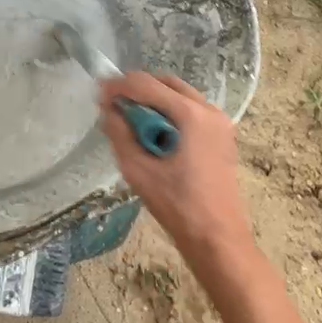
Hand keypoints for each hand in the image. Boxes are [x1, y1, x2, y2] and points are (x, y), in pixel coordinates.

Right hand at [99, 72, 252, 254]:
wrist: (219, 240)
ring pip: (178, 93)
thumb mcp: (138, 170)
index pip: (146, 84)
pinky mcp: (222, 135)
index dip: (118, 86)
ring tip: (132, 121)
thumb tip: (110, 110)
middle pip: (165, 82)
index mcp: (190, 115)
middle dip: (137, 89)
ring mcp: (220, 122)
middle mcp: (209, 110)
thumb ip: (120, 133)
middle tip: (114, 106)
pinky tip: (155, 133)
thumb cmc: (178, 206)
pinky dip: (169, 112)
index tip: (98, 95)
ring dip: (153, 100)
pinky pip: (190, 109)